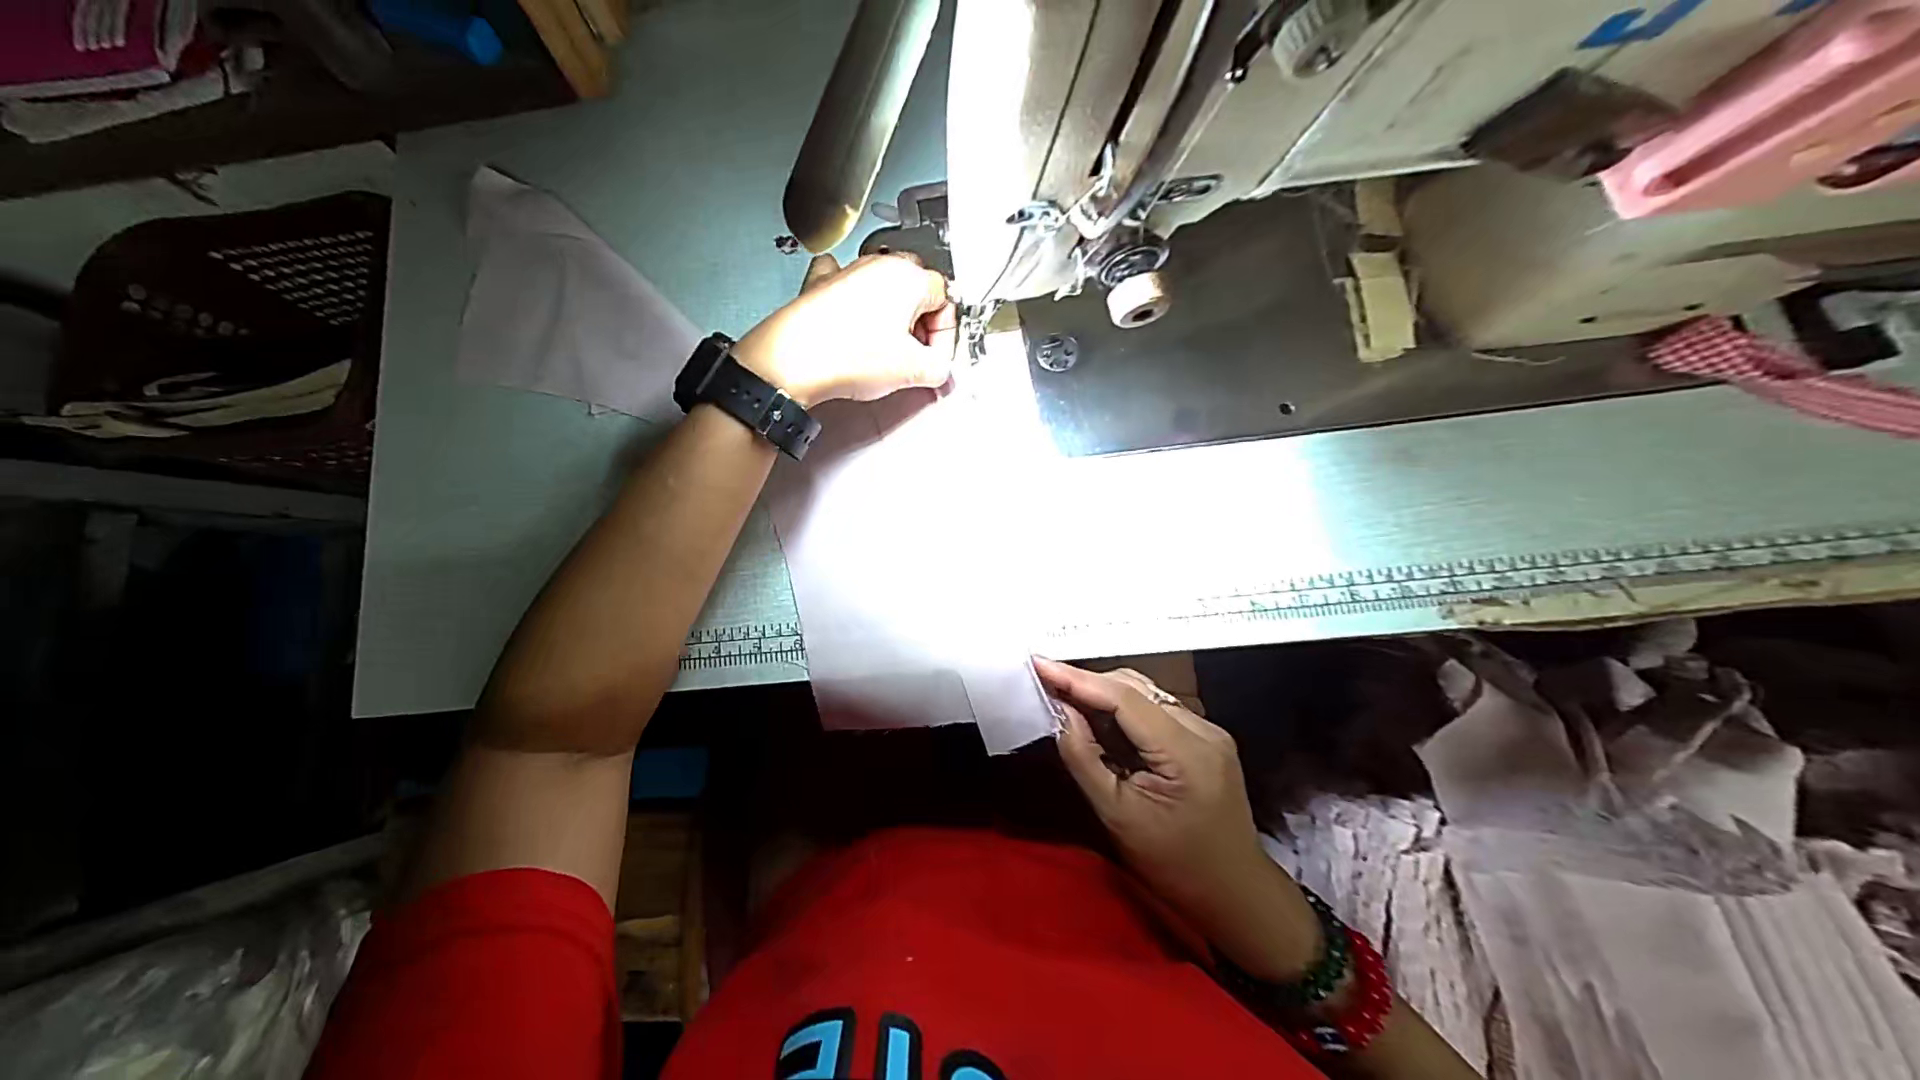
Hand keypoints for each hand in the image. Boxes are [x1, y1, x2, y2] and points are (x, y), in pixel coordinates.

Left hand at [734, 253, 957, 407]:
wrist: (791, 361)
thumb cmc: (845, 355)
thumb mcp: (912, 371)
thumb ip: (940, 367)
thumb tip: (940, 367)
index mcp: (909, 277)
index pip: (946, 299)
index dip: (945, 334)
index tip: (936, 357)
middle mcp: (879, 265)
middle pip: (917, 289)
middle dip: (922, 322)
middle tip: (916, 354)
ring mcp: (848, 271)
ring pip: (884, 287)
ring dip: (892, 317)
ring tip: (885, 350)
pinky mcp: (821, 285)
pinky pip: (847, 284)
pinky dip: (855, 301)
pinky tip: (854, 322)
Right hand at [1037, 658, 1320, 978]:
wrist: (1232, 893)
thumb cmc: (1171, 864)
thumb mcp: (1116, 814)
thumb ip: (1084, 757)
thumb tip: (1059, 711)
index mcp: (1186, 751)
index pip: (1124, 698)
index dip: (1078, 678)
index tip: (1040, 665)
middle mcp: (1204, 730)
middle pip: (1137, 688)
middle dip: (1088, 682)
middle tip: (1046, 682)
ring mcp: (1210, 732)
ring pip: (1148, 694)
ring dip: (1106, 694)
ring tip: (1066, 698)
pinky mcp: (1207, 739)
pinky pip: (1159, 710)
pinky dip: (1126, 710)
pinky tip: (1102, 720)